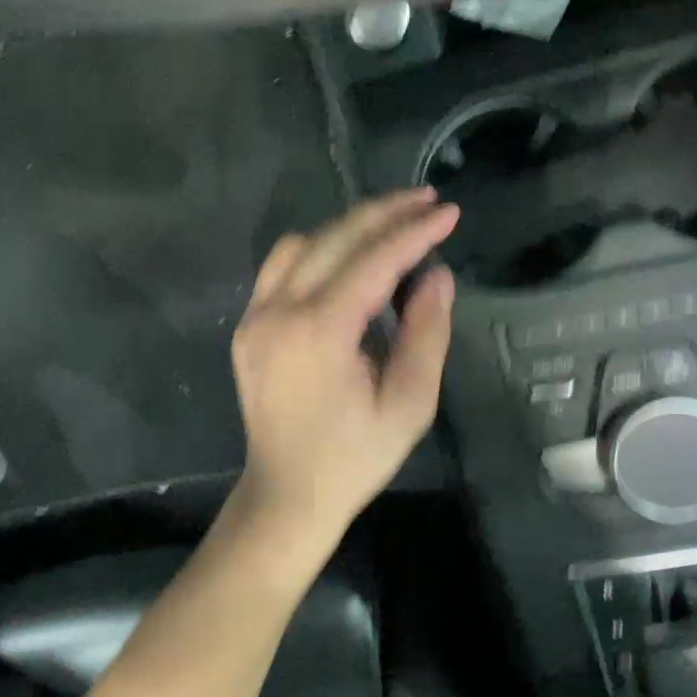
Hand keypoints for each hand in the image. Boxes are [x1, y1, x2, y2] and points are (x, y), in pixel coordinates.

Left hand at [230, 188, 457, 540]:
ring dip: (347, 228)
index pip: (373, 260)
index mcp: (319, 331)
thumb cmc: (354, 458)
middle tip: (427, 201)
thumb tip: (436, 275)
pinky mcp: (247, 327)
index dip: (414, 231)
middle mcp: (279, 311)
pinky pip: (280, 269)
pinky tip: (345, 260)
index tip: (449, 211)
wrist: (288, 494)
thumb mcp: (409, 404)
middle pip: (334, 238)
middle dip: (384, 214)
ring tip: (391, 228)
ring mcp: (255, 317)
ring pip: (301, 244)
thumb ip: (427, 334)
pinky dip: (315, 251)